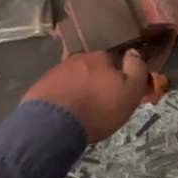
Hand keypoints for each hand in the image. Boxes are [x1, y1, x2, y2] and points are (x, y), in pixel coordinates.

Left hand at [24, 50, 150, 141]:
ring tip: (81, 109)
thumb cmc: (98, 108)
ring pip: (73, 78)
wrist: (53, 125)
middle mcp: (77, 58)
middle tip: (98, 102)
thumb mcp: (129, 92)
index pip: (113, 61)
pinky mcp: (41, 86)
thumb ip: (136, 70)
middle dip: (95, 81)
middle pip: (91, 68)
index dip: (116, 76)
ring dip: (78, 89)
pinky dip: (62, 97)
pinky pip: (57, 89)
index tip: (117, 92)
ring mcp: (56, 71)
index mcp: (100, 57)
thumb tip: (133, 52)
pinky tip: (65, 112)